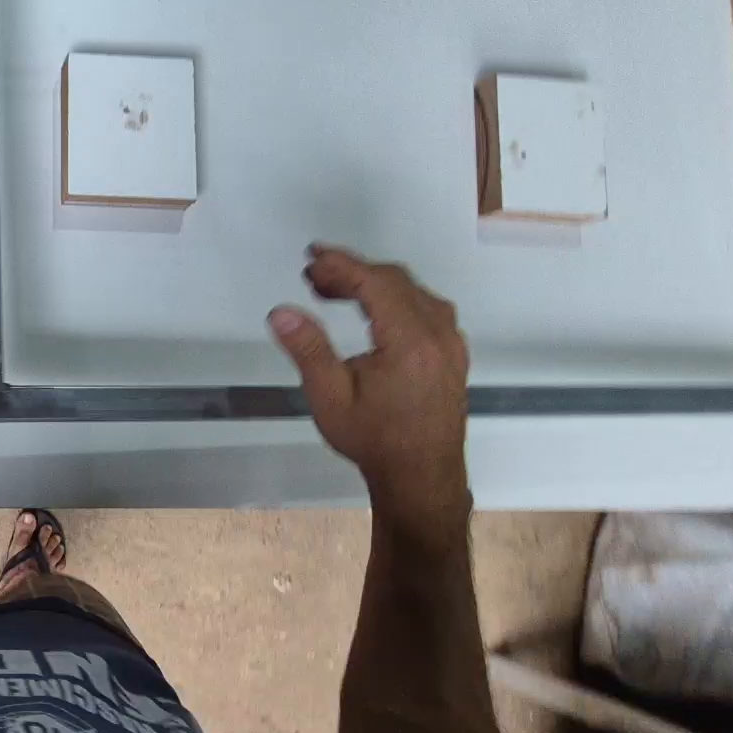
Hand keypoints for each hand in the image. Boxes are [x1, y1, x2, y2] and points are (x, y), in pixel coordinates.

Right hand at [269, 245, 469, 503]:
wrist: (421, 476)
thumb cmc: (372, 439)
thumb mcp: (330, 397)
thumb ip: (308, 350)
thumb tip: (281, 312)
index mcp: (409, 340)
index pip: (375, 284)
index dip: (341, 265)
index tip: (311, 257)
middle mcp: (438, 333)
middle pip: (396, 281)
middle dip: (353, 270)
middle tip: (313, 272)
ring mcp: (450, 343)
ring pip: (413, 292)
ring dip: (373, 283)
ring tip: (332, 289)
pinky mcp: (452, 354)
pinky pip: (425, 308)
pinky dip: (393, 297)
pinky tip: (370, 311)